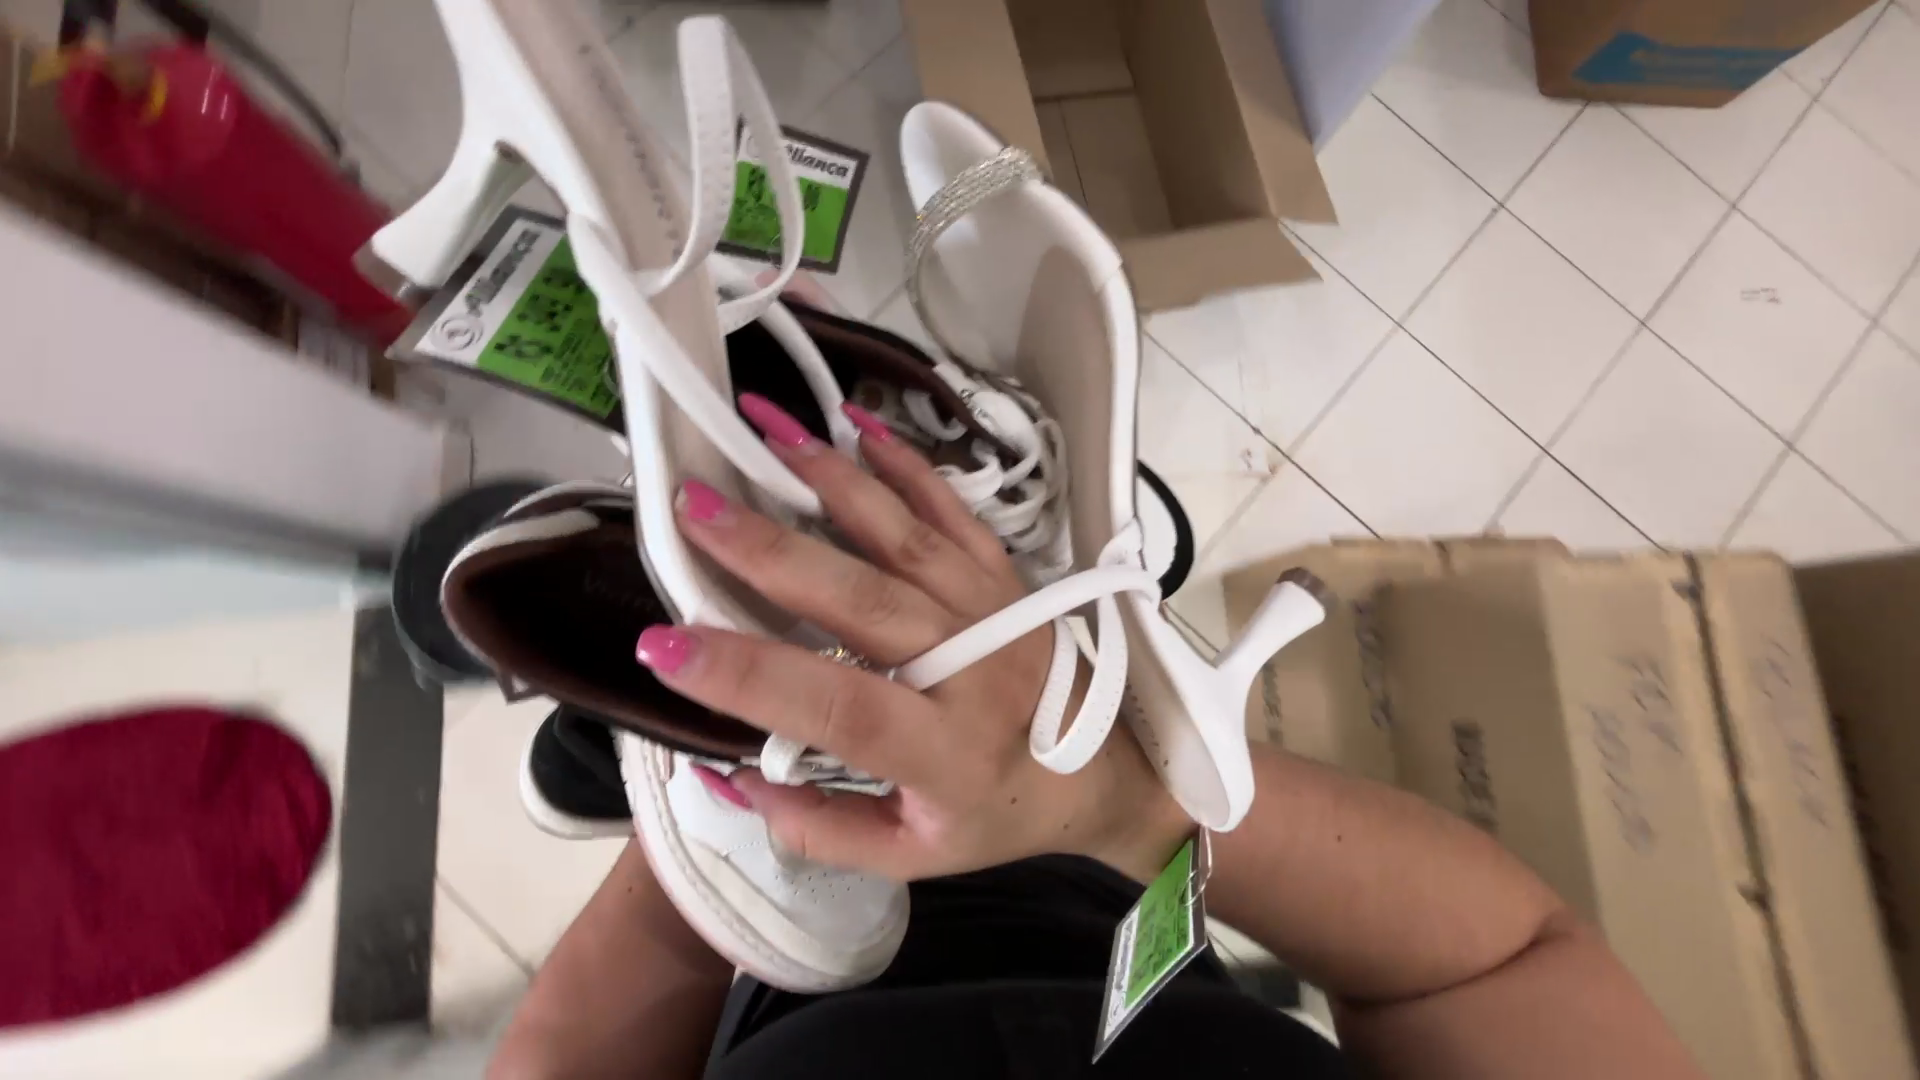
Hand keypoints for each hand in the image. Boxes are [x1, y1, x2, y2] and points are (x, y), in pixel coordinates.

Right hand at [632, 394, 1191, 882]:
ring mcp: (995, 607)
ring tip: (764, 432)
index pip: (839, 707)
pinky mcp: (1006, 573)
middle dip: (772, 550)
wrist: (1104, 772)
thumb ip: (816, 827)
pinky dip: (904, 464)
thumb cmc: (1000, 815)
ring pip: (905, 534)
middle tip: (693, 504)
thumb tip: (721, 774)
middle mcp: (974, 666)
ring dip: (831, 479)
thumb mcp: (912, 855)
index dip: (749, 677)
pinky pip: (952, 509)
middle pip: (866, 600)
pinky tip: (856, 423)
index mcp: (945, 751)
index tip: (662, 643)